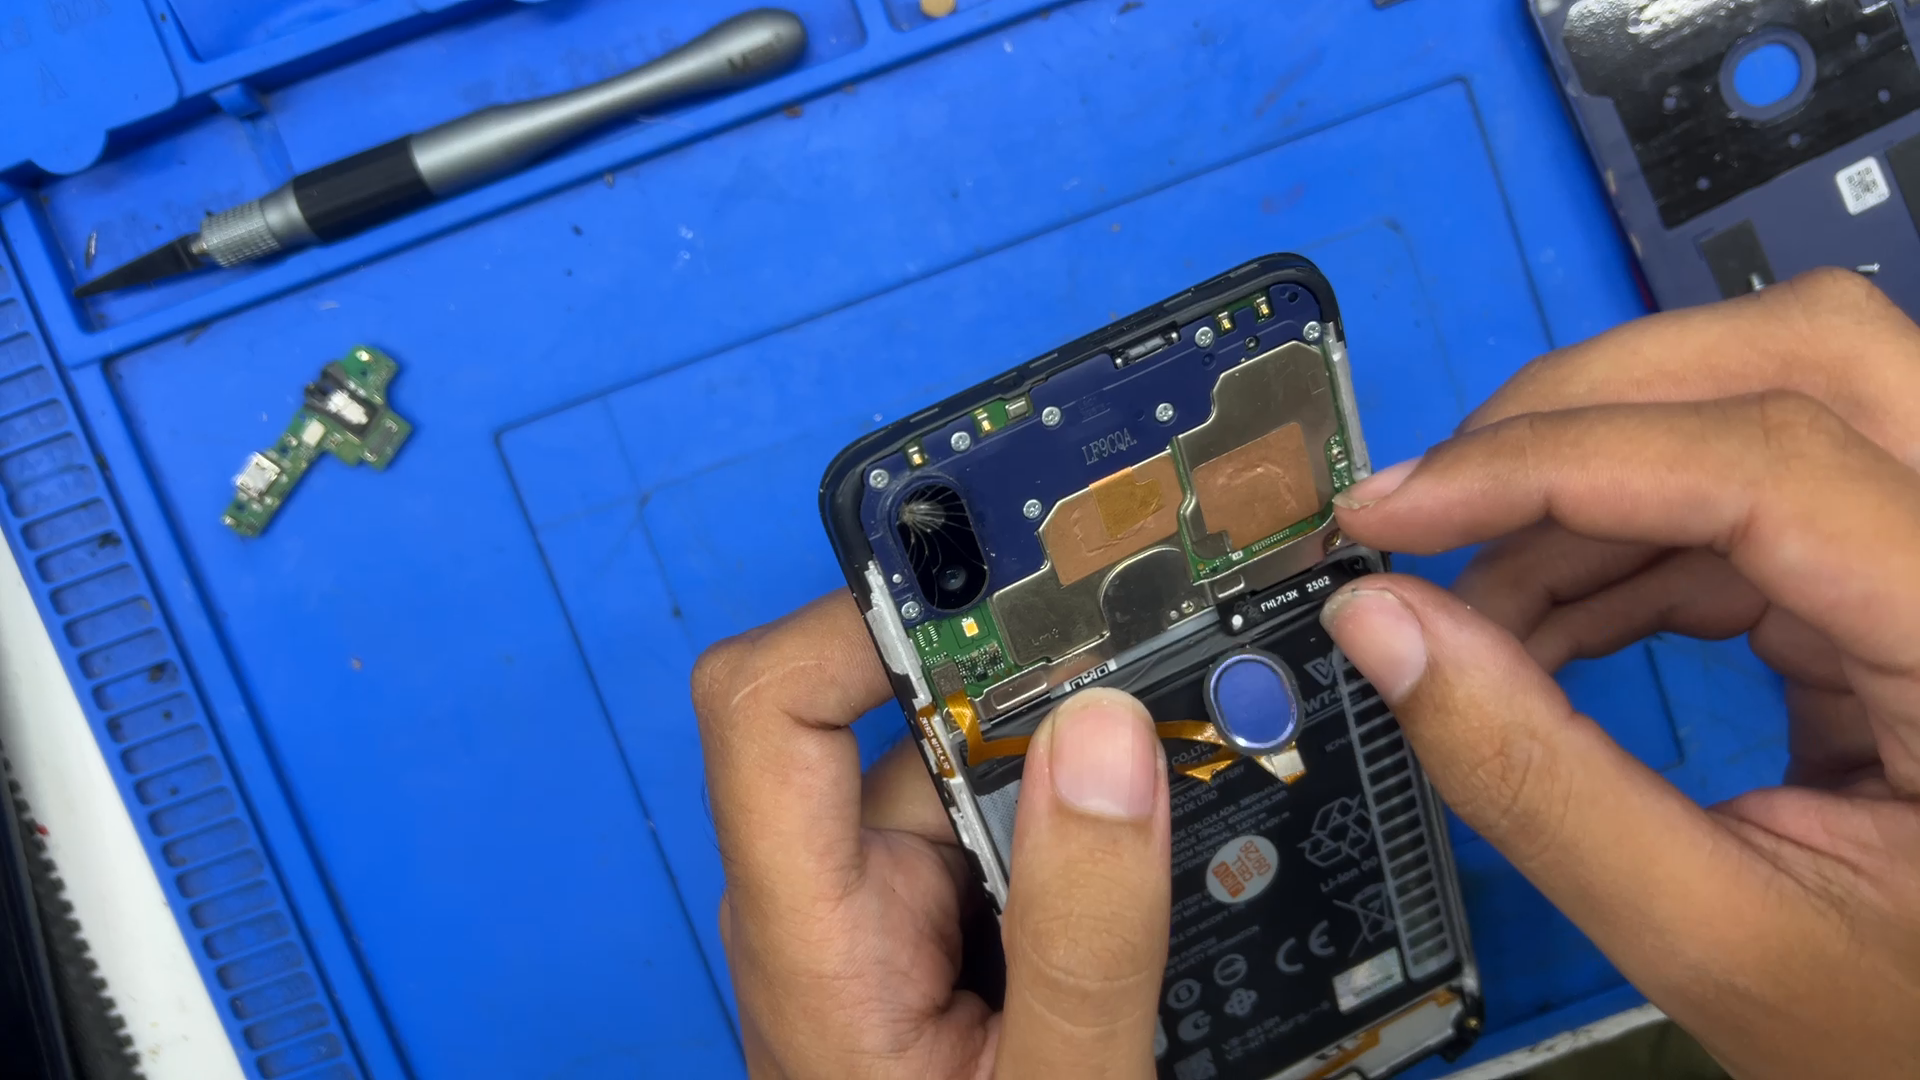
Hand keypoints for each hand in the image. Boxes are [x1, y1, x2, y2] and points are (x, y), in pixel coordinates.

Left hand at [693, 597, 1169, 1078]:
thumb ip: (1082, 936)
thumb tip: (1101, 730)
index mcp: (807, 923)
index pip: (765, 707)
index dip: (851, 627)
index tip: (984, 602)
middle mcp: (828, 876)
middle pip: (885, 707)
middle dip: (1002, 679)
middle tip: (1125, 647)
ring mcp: (883, 883)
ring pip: (957, 750)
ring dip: (1048, 740)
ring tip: (1155, 740)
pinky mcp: (930, 895)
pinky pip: (991, 801)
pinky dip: (1059, 789)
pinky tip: (1133, 811)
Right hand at [1320, 269, 1919, 1077]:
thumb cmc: (1917, 1036)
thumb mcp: (1714, 937)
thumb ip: (1526, 774)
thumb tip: (1369, 619)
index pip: (1760, 464)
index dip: (1536, 467)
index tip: (1381, 515)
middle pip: (1796, 357)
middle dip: (1567, 415)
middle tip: (1431, 503)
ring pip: (1754, 411)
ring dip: (1569, 498)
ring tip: (1476, 614)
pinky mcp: (1902, 568)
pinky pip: (1736, 493)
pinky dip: (1604, 546)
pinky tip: (1542, 628)